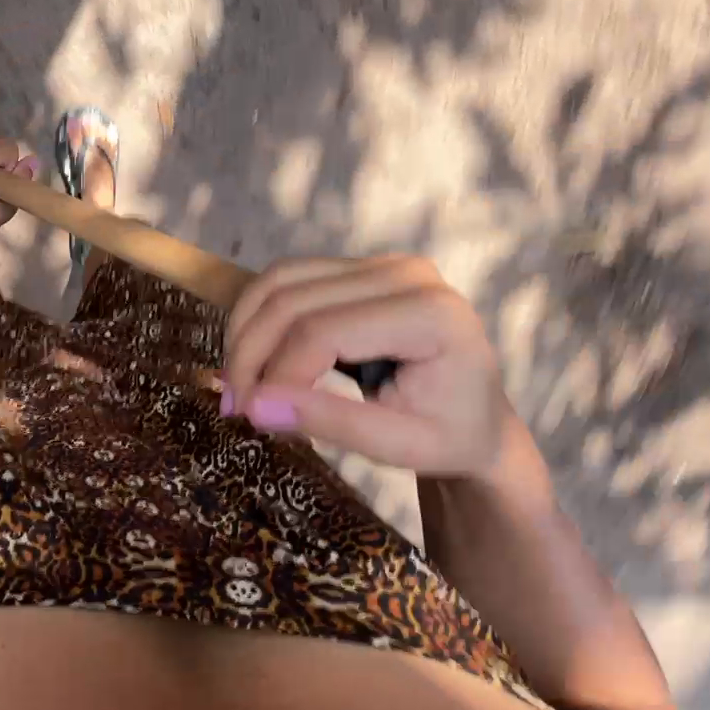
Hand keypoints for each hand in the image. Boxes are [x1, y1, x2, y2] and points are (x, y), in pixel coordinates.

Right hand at [219, 256, 524, 481]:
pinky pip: (284, 278)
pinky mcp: (355, 267)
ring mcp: (379, 263)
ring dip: (243, 330)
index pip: (321, 332)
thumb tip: (253, 407)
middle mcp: (405, 273)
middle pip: (291, 300)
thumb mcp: (400, 446)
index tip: (251, 417)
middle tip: (233, 404)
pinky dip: (255, 315)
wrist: (477, 417)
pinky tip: (253, 354)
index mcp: (431, 314)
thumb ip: (330, 423)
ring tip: (237, 380)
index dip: (275, 374)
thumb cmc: (449, 436)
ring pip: (277, 280)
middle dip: (249, 353)